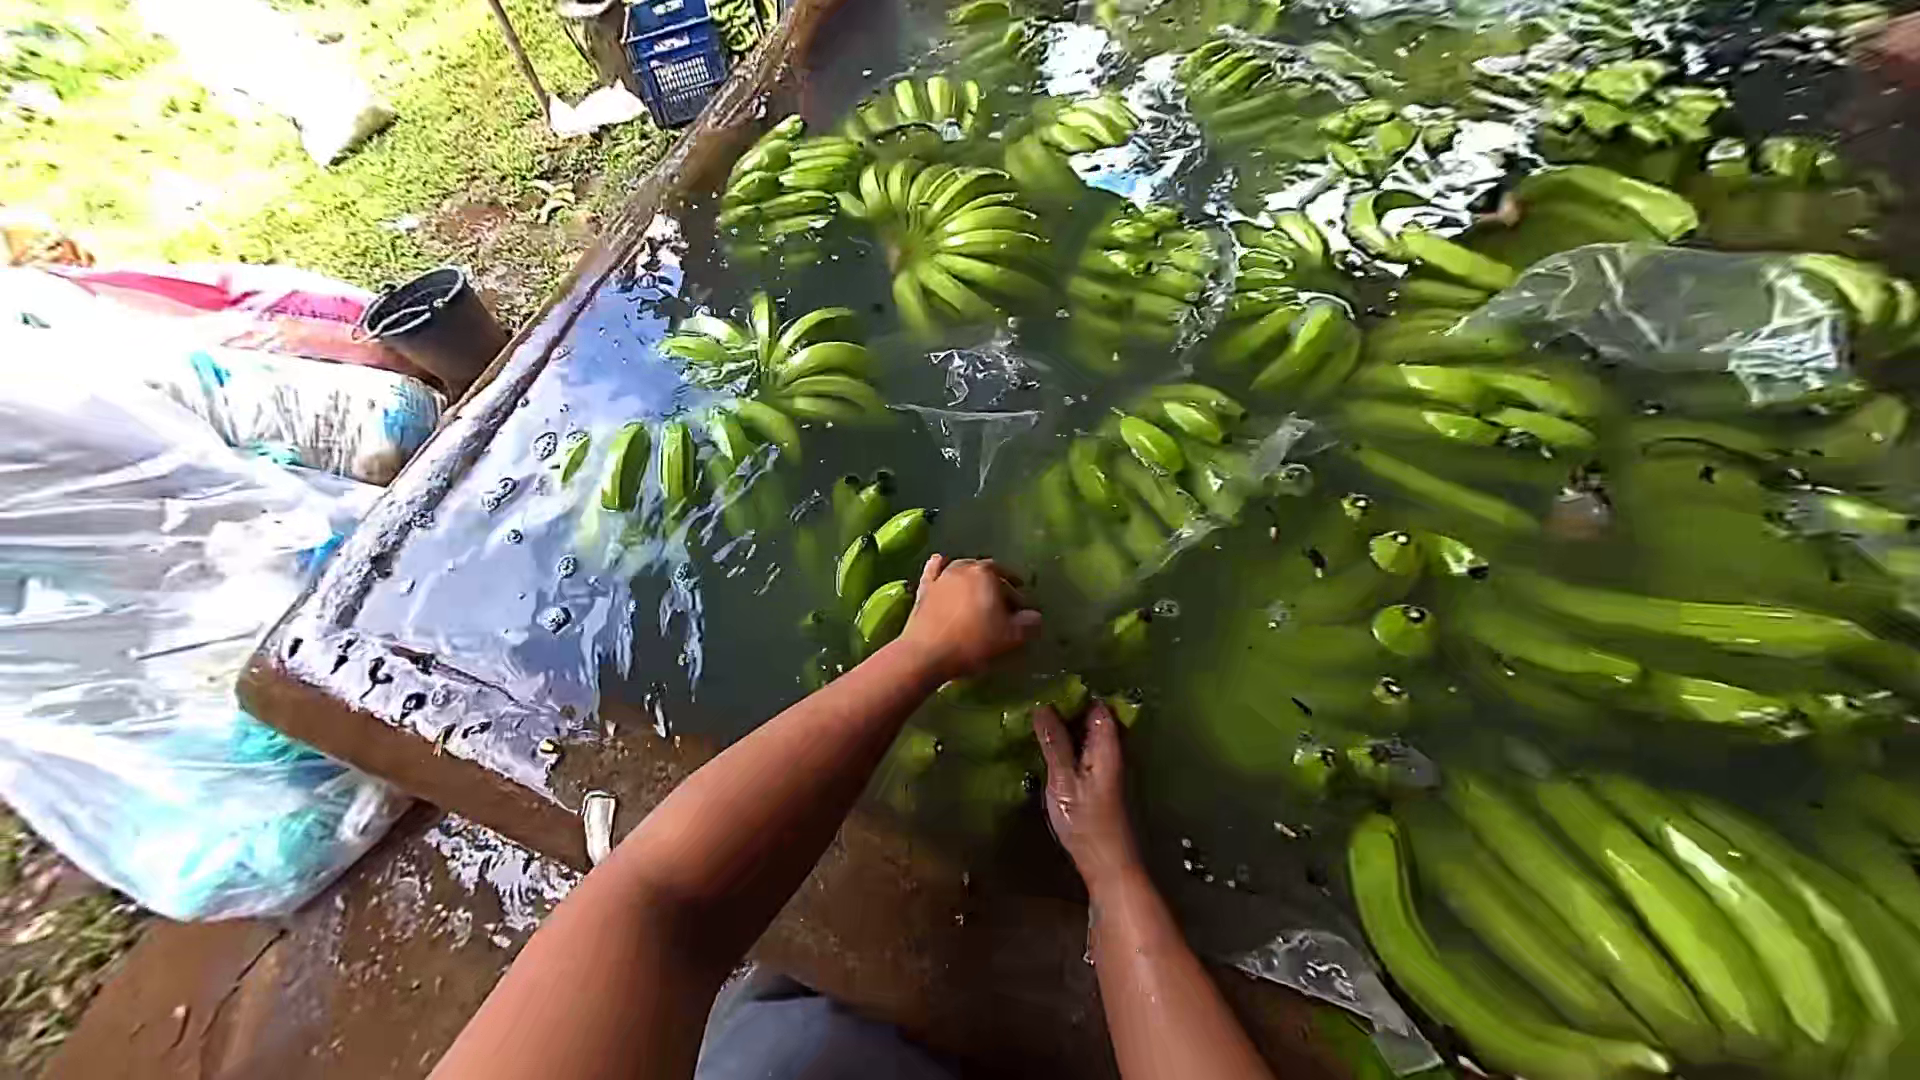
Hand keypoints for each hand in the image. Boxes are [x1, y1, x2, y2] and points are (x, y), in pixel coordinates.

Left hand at [894, 555, 1041, 681]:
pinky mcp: (924, 589)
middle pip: (987, 572)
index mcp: (988, 574)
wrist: (927, 654)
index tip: (1021, 613)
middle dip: (998, 585)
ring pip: (962, 568)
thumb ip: (1028, 624)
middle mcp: (965, 568)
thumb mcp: (1010, 638)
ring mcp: (942, 577)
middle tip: (1005, 602)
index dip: (1018, 598)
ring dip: (973, 575)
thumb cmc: (973, 643)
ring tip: (980, 587)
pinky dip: (940, 566)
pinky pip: (934, 571)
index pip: (1009, 583)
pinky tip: (941, 561)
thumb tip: (1035, 616)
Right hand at [1033, 701, 1140, 892]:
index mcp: (1108, 746)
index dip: (1075, 693)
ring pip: (1088, 734)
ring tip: (1036, 717)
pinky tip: (1047, 745)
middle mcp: (1112, 751)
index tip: (1047, 685)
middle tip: (1035, 699)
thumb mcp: (1064, 781)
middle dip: (1068, 706)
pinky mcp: (1099, 780)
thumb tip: (1042, 705)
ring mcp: (1107, 766)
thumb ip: (1055, 743)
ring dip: (1066, 725)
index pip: (1097, 705)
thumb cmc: (1087, 823)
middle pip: (1093, 717)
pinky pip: (1084, 749)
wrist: (1107, 865)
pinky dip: (1068, 742)